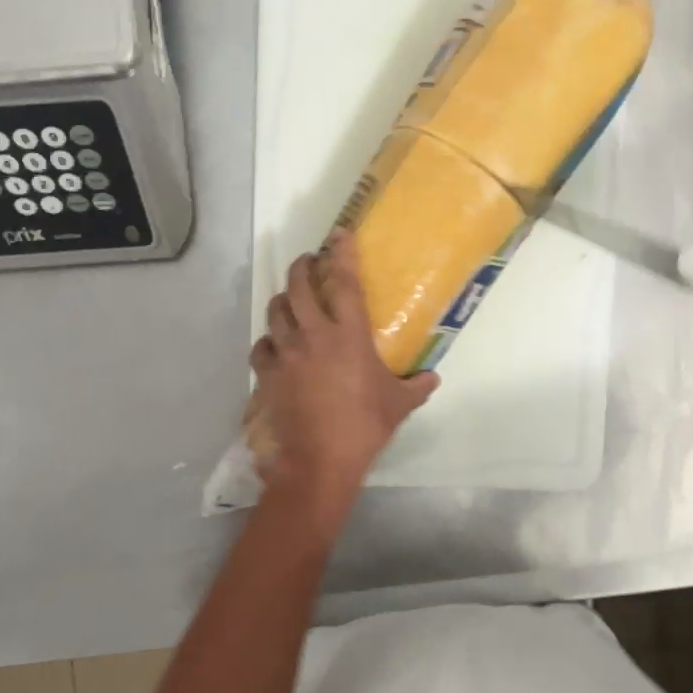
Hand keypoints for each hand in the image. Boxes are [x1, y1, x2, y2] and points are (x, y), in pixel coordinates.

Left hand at [250, 232, 439, 502]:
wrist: (321, 459)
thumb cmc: (365, 426)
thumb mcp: (399, 405)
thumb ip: (416, 386)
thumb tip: (432, 378)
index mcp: (348, 334)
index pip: (344, 281)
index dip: (342, 253)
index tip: (339, 234)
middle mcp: (313, 335)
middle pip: (298, 286)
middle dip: (301, 267)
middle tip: (307, 262)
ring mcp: (286, 353)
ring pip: (275, 312)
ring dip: (282, 301)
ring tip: (289, 301)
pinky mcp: (268, 375)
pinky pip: (261, 348)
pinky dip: (267, 342)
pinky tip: (274, 347)